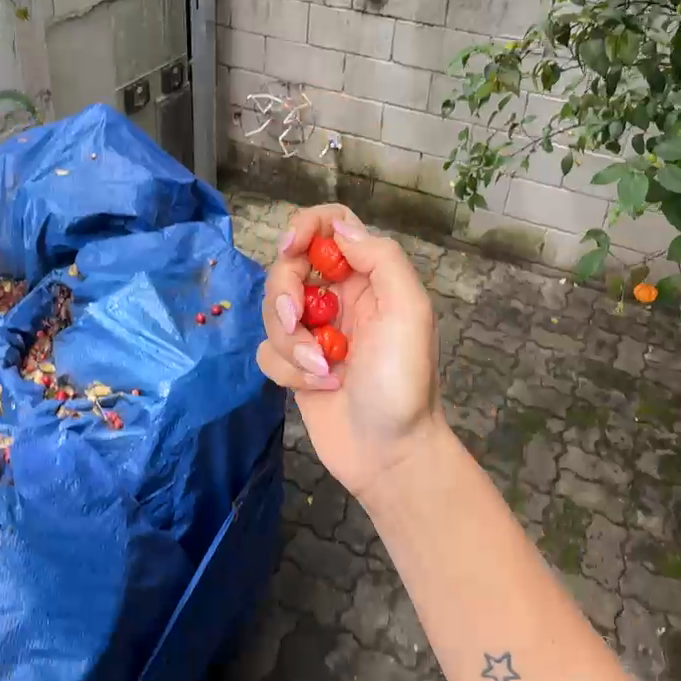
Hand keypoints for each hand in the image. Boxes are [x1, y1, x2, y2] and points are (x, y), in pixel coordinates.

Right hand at [254, 205, 447, 502]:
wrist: (392, 455)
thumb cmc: (406, 381)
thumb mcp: (410, 311)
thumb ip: (381, 259)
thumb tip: (338, 230)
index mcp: (369, 276)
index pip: (331, 225)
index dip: (305, 225)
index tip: (291, 247)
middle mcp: (339, 297)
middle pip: (289, 266)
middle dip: (285, 293)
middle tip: (297, 320)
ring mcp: (315, 331)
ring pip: (273, 310)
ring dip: (292, 342)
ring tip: (323, 370)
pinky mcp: (295, 366)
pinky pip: (270, 350)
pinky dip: (289, 369)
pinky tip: (320, 387)